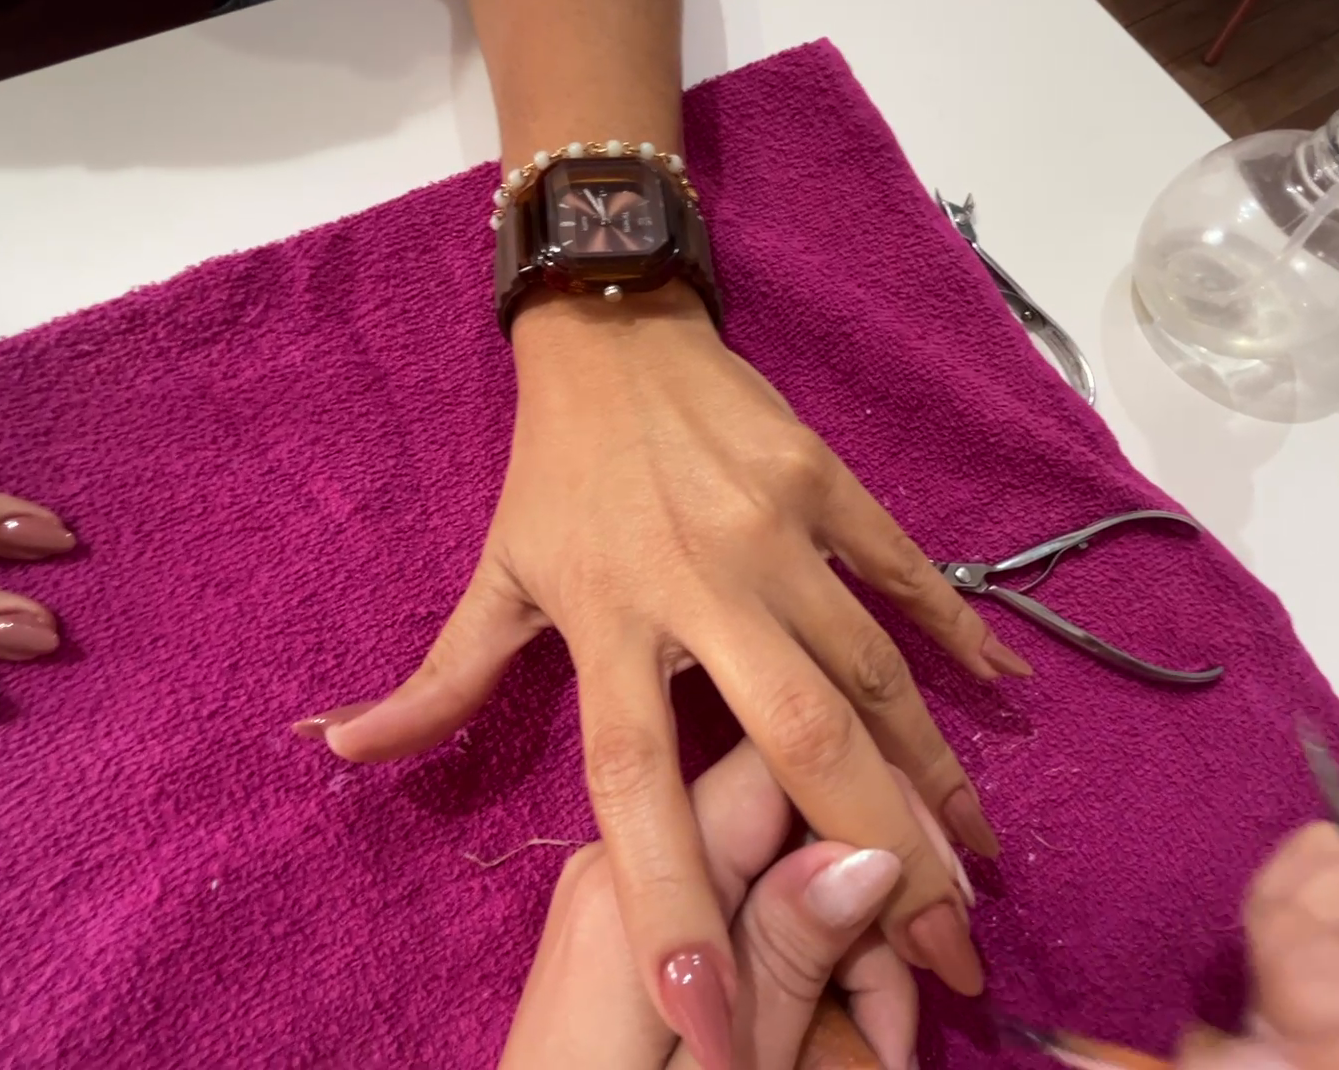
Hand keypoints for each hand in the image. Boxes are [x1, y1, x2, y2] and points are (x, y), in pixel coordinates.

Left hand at [301, 285, 1019, 1046]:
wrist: (614, 336)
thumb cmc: (555, 468)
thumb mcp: (494, 571)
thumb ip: (436, 679)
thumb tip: (337, 753)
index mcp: (606, 615)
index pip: (634, 778)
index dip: (669, 899)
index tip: (714, 1011)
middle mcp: (697, 581)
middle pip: (796, 737)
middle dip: (873, 856)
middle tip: (943, 955)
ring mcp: (773, 527)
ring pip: (868, 668)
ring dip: (929, 771)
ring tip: (979, 862)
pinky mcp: (823, 481)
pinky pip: (899, 568)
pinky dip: (953, 632)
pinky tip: (1001, 694)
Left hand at [502, 738, 921, 1069]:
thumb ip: (786, 956)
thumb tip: (872, 850)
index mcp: (634, 877)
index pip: (775, 766)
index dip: (877, 811)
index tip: (943, 918)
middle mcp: (621, 850)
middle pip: (784, 814)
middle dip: (870, 900)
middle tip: (915, 1014)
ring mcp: (620, 876)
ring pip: (772, 858)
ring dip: (845, 943)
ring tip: (878, 1047)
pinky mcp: (627, 908)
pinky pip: (735, 894)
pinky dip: (796, 951)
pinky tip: (833, 1026)